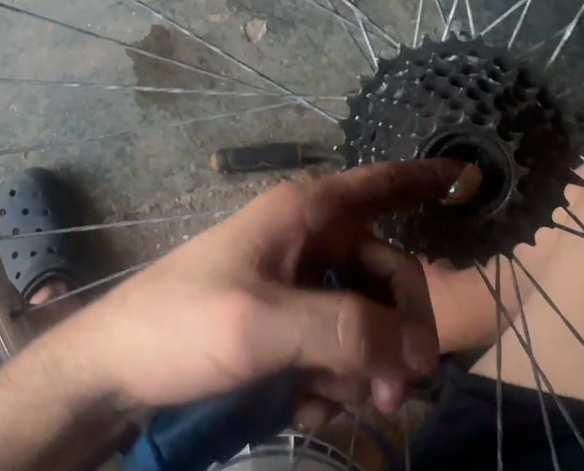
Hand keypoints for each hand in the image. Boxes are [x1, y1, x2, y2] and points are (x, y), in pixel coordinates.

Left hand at [54, 160, 464, 424]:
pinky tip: (304, 405)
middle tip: (395, 394)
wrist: (114, 368)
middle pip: (386, 273)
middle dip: (396, 334)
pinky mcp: (281, 320)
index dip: (426, 178)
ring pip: (364, 318)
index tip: (470, 177)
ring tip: (331, 405)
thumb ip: (344, 330)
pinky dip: (331, 379)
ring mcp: (293, 280)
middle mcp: (305, 237)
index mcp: (303, 213)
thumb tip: (417, 349)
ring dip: (361, 367)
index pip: (380, 183)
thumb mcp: (263, 326)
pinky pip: (334, 345)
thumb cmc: (181, 326)